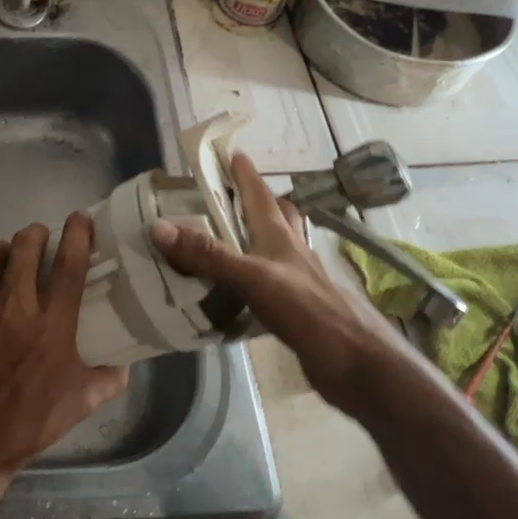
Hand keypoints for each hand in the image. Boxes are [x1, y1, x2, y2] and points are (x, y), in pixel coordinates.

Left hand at [0, 213, 129, 484]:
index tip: (80, 218)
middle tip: (41, 237)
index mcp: (53, 324)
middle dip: (36, 233)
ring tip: (7, 253)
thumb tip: (125, 365)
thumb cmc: (29, 422)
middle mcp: (17, 307)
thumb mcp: (80, 404)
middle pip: (26, 247)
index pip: (69, 265)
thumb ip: (108, 379)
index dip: (77, 234)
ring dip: (2, 246)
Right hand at [149, 152, 417, 417]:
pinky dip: (254, 282)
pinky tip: (239, 295)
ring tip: (233, 239)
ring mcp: (299, 285)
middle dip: (259, 203)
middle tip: (234, 195)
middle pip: (279, 219)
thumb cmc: (309, 312)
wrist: (358, 365)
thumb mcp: (252, 279)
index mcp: (281, 239)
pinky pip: (271, 288)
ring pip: (278, 252)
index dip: (246, 175)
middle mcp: (292, 256)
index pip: (261, 196)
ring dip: (259, 240)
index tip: (233, 153)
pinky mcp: (299, 315)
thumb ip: (208, 255)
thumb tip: (160, 228)